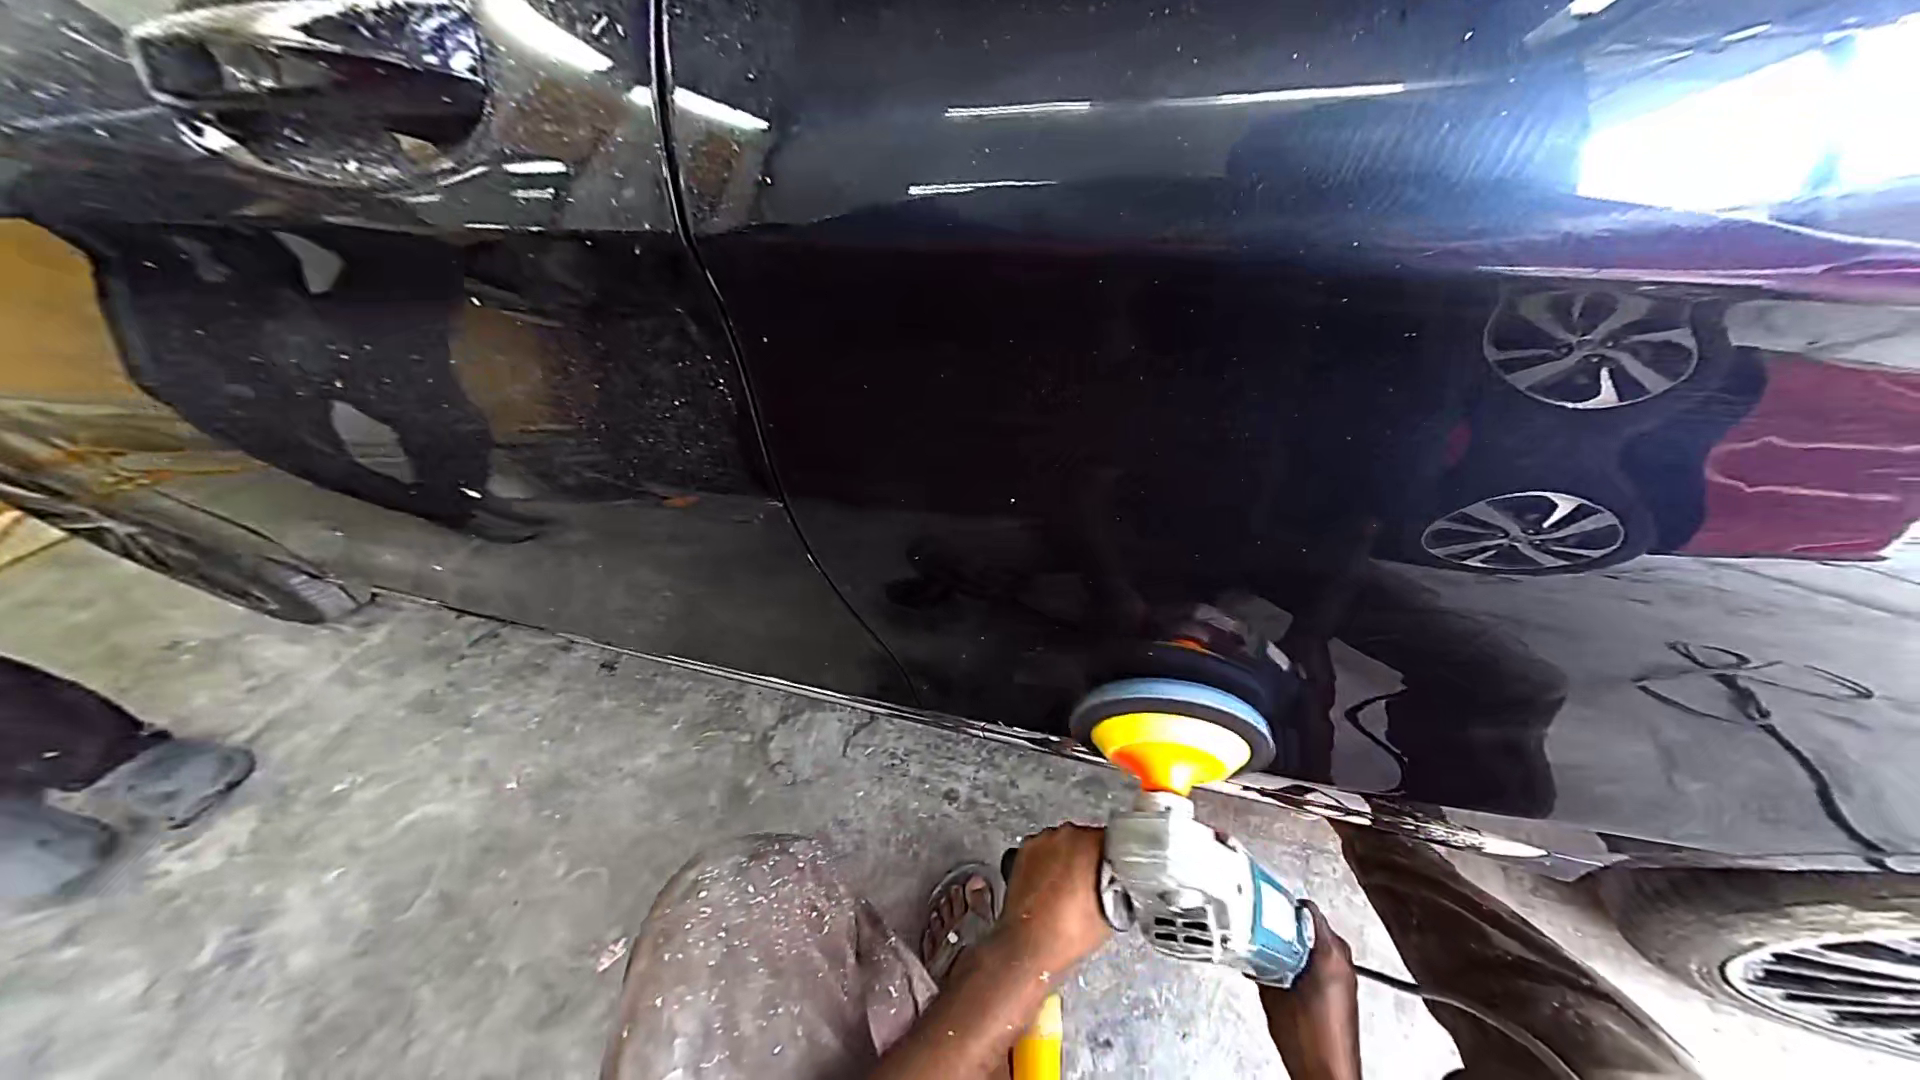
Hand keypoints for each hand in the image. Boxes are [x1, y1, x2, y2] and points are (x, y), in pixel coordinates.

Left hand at [995, 822, 1111, 972]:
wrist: (1029, 944)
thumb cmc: (1070, 931)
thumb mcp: (1111, 913)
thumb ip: (1118, 886)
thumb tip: (1118, 882)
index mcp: (1090, 843)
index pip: (1110, 840)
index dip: (1113, 856)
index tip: (1114, 869)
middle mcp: (1064, 834)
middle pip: (1084, 838)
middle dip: (1088, 855)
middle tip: (1091, 880)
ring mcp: (1041, 840)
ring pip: (1062, 842)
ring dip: (1066, 856)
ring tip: (1068, 884)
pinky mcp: (1023, 849)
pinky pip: (1042, 849)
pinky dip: (1047, 861)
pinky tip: (1049, 883)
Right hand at [1259, 902, 1361, 1079]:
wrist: (1327, 1074)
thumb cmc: (1307, 1037)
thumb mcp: (1272, 992)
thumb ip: (1262, 963)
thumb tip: (1250, 948)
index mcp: (1330, 954)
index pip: (1309, 910)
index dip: (1285, 904)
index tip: (1266, 903)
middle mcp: (1344, 963)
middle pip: (1314, 927)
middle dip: (1289, 925)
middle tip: (1264, 925)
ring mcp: (1347, 980)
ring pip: (1318, 945)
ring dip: (1296, 943)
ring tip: (1270, 948)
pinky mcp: (1344, 994)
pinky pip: (1324, 963)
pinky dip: (1305, 959)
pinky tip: (1284, 971)